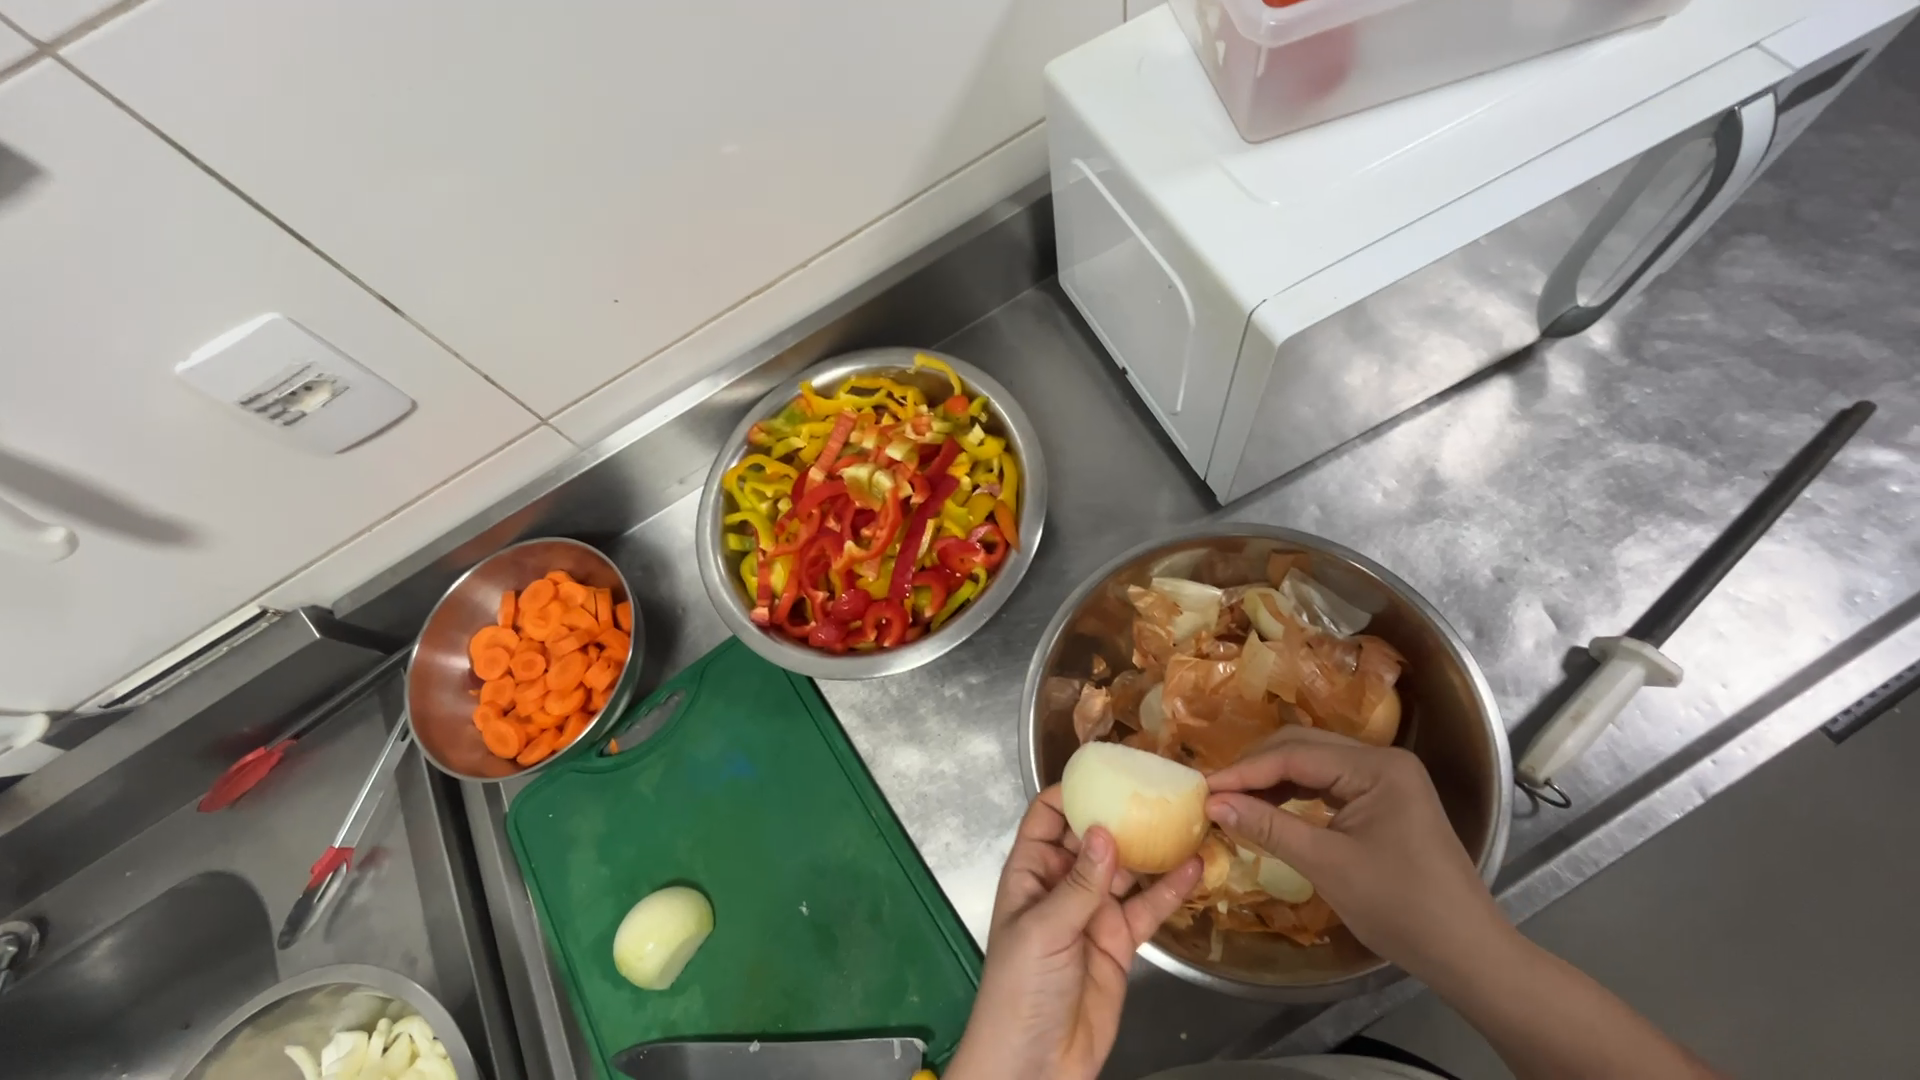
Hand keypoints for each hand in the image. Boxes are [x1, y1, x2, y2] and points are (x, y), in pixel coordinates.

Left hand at [946, 787, 1201, 1079]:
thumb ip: (1079, 884)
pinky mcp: (1119, 941)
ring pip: (1126, 869)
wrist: (1036, 1066)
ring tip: (1186, 819)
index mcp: (1030, 871)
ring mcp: (1092, 912)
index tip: (1107, 770)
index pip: (1047, 815)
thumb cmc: (1019, 990)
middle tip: (1158, 787)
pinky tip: (1194, 869)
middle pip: (1092, 835)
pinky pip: (1146, 908)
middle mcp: (1062, 884)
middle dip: (1120, 812)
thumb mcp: (1045, 930)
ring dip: (1152, 848)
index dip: (1072, 791)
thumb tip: (1104, 830)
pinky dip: (1169, 890)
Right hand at [1204, 727, 1505, 980]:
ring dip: (1271, 780)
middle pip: (1302, 748)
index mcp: (1377, 767)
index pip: (1295, 756)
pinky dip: (1294, 794)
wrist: (1469, 955)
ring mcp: (1386, 780)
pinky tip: (1268, 808)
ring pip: (1312, 763)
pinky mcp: (1384, 800)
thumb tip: (1212, 803)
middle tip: (1215, 793)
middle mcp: (1383, 760)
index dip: (1245, 771)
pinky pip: (1327, 784)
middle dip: (1255, 769)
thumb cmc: (1402, 909)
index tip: (1204, 788)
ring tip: (1233, 801)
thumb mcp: (1327, 865)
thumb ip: (1268, 826)